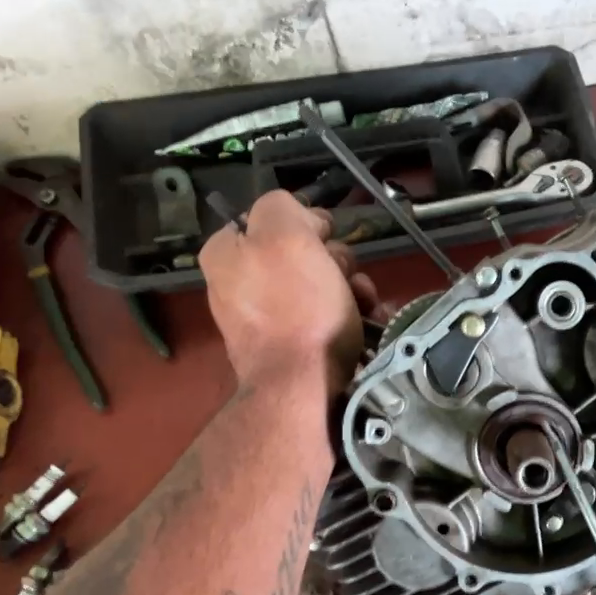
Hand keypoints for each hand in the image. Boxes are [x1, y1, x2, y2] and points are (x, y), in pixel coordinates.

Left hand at [198, 191, 378, 390]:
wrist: (303, 388)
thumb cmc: (296, 307)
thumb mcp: (286, 234)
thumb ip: (283, 206)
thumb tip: (303, 220)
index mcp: (227, 254)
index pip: (272, 219)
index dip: (307, 225)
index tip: (328, 239)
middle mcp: (241, 284)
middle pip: (302, 255)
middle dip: (336, 263)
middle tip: (346, 278)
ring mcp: (268, 320)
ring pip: (321, 287)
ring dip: (352, 290)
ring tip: (366, 306)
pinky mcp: (294, 348)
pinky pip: (326, 319)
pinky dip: (351, 318)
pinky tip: (368, 324)